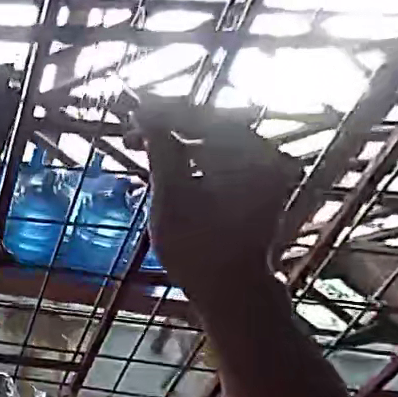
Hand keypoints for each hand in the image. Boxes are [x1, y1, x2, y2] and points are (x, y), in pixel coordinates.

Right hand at [135, 99, 299, 308]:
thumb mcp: (170, 196)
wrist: (231, 287)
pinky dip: (195, 157)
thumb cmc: (196, 246)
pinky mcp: (261, 185)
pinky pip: (224, 158)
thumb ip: (161, 151)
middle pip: (211, 125)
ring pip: (216, 141)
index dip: (163, 113)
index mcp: (248, 154)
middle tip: (131, 132)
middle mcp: (265, 154)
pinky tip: (170, 165)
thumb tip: (146, 115)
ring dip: (180, 141)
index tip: (131, 109)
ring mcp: (266, 170)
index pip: (201, 118)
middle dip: (170, 126)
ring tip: (145, 147)